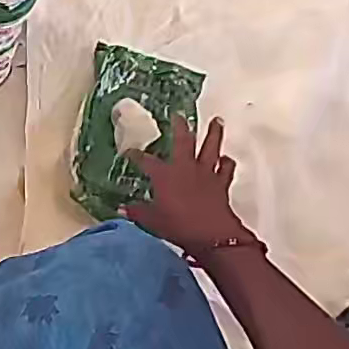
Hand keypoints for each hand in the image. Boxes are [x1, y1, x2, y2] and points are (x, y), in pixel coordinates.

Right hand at [119, 117, 254, 254]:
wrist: (211, 234)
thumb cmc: (177, 225)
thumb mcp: (151, 221)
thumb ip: (137, 212)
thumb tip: (122, 208)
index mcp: (165, 175)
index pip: (147, 161)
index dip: (137, 155)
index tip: (129, 151)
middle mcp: (185, 168)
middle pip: (184, 141)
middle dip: (180, 126)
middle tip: (179, 114)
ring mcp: (206, 173)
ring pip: (210, 148)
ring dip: (213, 134)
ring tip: (217, 120)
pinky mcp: (221, 183)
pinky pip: (226, 169)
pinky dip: (227, 163)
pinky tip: (226, 159)